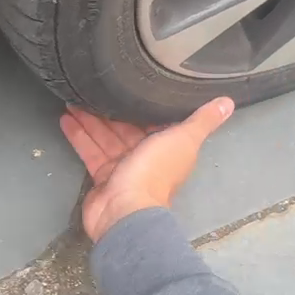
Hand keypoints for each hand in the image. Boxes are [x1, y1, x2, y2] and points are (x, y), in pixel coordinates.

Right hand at [60, 98, 234, 240]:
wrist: (124, 211)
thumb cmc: (154, 173)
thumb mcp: (183, 140)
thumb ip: (202, 120)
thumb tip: (228, 102)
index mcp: (167, 147)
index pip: (153, 120)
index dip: (140, 103)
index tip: (126, 83)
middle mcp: (146, 156)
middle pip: (125, 127)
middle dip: (109, 110)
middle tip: (91, 88)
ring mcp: (122, 168)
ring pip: (105, 137)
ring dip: (89, 120)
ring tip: (71, 99)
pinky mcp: (102, 177)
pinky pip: (90, 151)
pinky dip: (78, 136)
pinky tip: (66, 119)